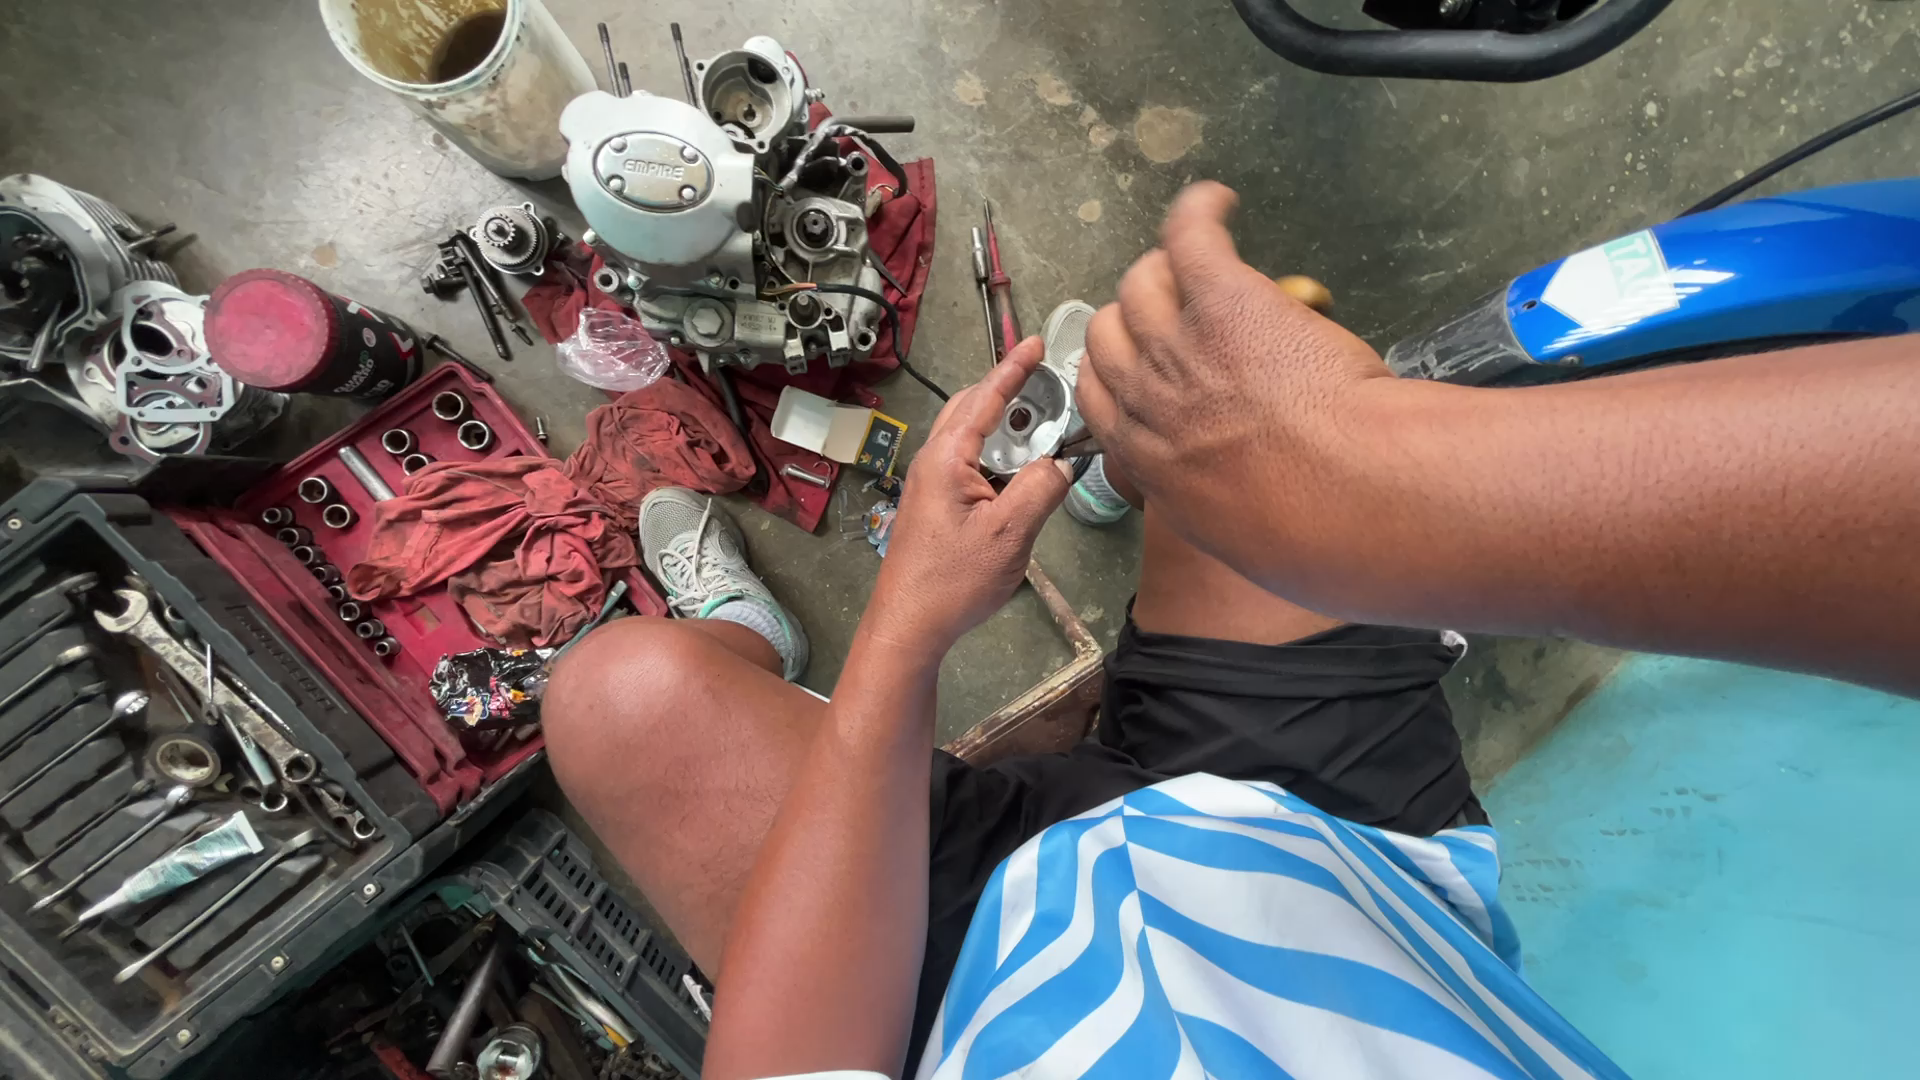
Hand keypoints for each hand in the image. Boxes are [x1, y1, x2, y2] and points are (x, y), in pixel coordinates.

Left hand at [868, 338, 1071, 651]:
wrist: (908, 625)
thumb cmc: (955, 579)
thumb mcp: (1010, 533)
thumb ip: (1041, 488)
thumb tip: (1060, 463)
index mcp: (946, 458)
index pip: (984, 399)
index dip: (1013, 369)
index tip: (1035, 343)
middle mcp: (932, 462)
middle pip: (969, 410)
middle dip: (1005, 391)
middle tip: (1043, 383)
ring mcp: (928, 485)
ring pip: (967, 438)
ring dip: (1001, 425)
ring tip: (1037, 425)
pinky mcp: (933, 506)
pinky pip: (966, 463)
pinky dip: (993, 455)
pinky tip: (1016, 472)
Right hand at [1075, 182, 1398, 571]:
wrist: (1338, 493)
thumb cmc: (1293, 528)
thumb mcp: (1221, 531)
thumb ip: (1198, 498)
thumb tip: (1214, 495)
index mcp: (1140, 449)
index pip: (1095, 388)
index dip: (1115, 366)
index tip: (1141, 359)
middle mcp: (1145, 390)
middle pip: (1108, 329)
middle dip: (1136, 318)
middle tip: (1176, 310)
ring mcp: (1177, 341)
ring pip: (1140, 281)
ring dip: (1165, 271)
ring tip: (1201, 264)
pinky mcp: (1221, 298)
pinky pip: (1188, 234)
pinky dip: (1200, 210)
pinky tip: (1219, 202)